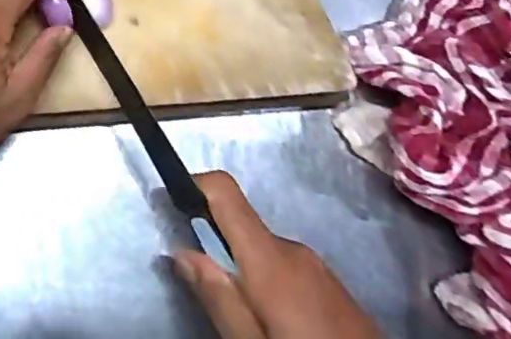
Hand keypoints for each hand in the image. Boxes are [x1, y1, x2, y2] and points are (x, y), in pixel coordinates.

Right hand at [172, 172, 381, 338]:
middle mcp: (296, 251)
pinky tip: (283, 330)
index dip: (193, 185)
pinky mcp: (340, 292)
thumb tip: (182, 251)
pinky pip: (291, 273)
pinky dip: (274, 288)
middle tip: (212, 299)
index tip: (170, 205)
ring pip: (265, 254)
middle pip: (241, 229)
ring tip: (252, 325)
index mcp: (270, 259)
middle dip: (219, 252)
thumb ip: (219, 299)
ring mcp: (322, 270)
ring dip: (247, 275)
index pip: (225, 191)